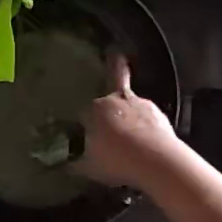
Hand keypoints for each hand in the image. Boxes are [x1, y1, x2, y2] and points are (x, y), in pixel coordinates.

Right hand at [73, 55, 182, 187]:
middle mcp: (115, 100)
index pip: (84, 111)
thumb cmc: (116, 162)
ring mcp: (139, 103)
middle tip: (114, 52)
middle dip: (114, 63)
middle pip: (114, 77)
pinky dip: (145, 120)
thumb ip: (75, 165)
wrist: (155, 161)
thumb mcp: (89, 168)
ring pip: (131, 97)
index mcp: (94, 110)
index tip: (84, 130)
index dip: (84, 121)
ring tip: (130, 121)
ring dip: (130, 104)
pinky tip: (145, 136)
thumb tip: (64, 166)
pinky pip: (146, 113)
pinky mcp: (158, 112)